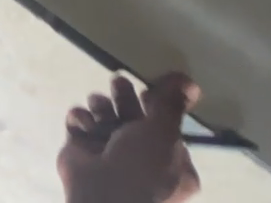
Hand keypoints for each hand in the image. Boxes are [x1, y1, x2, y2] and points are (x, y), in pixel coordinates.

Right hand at [59, 74, 201, 202]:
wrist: (103, 194)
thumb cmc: (142, 168)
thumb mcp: (161, 134)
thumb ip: (170, 105)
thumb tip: (189, 80)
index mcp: (171, 161)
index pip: (164, 126)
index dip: (155, 105)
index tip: (146, 86)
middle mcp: (141, 157)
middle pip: (132, 118)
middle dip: (124, 98)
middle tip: (118, 81)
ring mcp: (109, 152)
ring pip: (105, 117)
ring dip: (101, 106)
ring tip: (98, 103)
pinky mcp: (82, 147)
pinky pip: (81, 124)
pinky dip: (81, 118)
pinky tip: (83, 122)